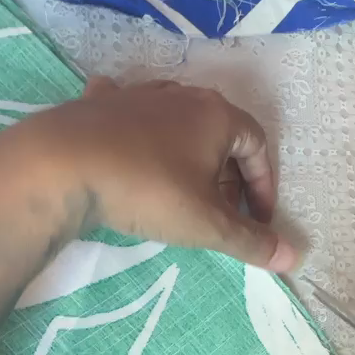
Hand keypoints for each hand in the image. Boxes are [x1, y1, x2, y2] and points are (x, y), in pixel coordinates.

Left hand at [13, 77, 297, 271]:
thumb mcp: (209, 225)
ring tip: (186, 195)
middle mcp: (181, 96)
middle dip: (229, 178)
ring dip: (192, 159)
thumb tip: (293, 258)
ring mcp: (138, 95)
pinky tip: (136, 151)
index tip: (259, 221)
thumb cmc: (150, 191)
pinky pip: (133, 115)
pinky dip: (145, 135)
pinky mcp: (99, 104)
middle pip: (221, 135)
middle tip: (224, 216)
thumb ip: (252, 242)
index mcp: (216, 116)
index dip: (264, 186)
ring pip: (180, 125)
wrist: (62, 166)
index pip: (257, 146)